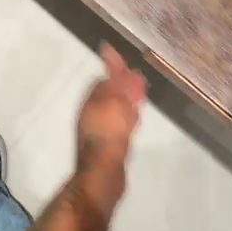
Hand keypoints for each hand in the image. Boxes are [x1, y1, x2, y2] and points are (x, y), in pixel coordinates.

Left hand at [74, 43, 145, 211]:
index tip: (117, 53)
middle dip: (120, 82)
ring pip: (114, 108)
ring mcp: (100, 130)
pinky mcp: (109, 145)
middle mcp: (93, 114)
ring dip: (125, 99)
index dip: (113, 67)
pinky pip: (119, 123)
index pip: (103, 78)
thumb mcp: (116, 106)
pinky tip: (135, 120)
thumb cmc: (109, 137)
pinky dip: (128, 116)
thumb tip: (128, 70)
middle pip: (108, 93)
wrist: (102, 176)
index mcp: (93, 102)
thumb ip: (122, 88)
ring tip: (138, 94)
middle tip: (134, 74)